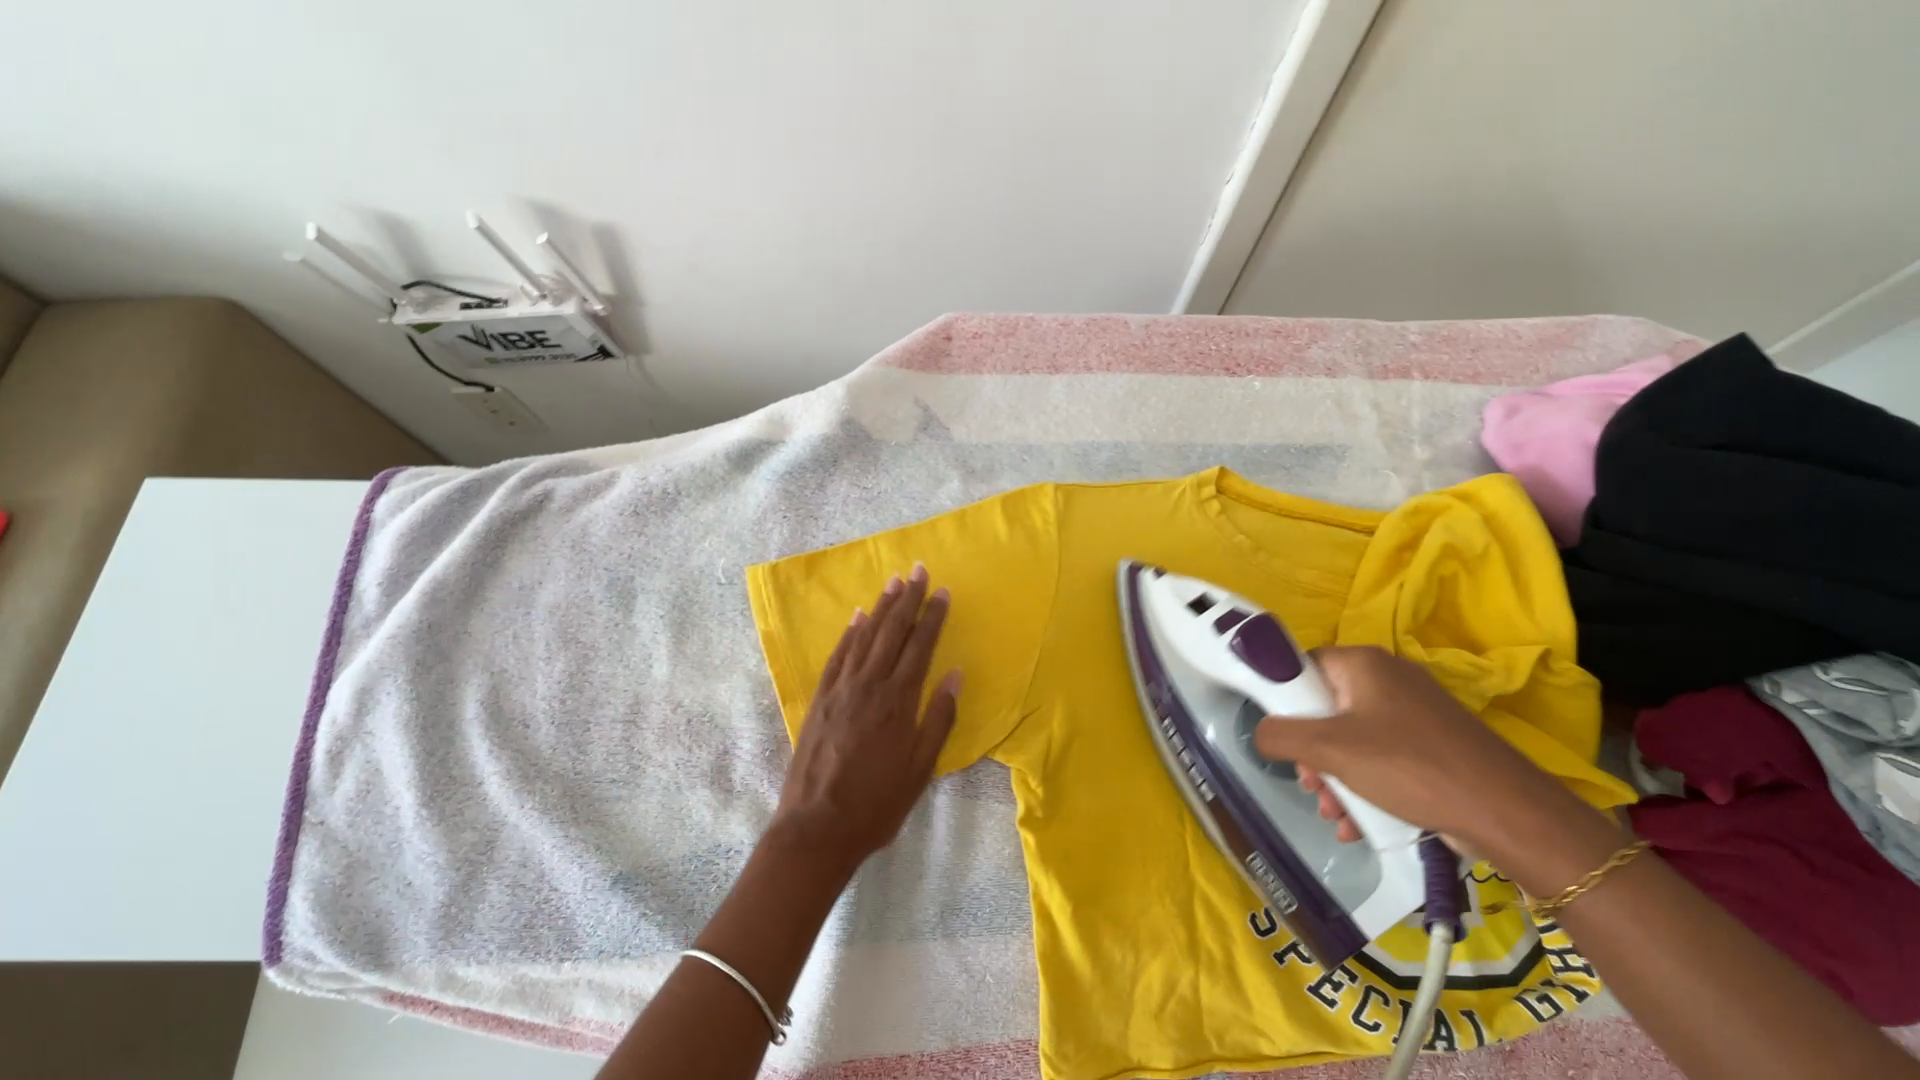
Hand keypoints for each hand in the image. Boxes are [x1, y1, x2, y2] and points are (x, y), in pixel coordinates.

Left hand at [768, 564, 961, 870]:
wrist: (816, 827)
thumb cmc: (877, 804)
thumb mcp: (920, 769)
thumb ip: (938, 719)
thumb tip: (954, 674)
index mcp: (898, 701)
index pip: (920, 646)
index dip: (932, 616)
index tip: (941, 591)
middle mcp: (868, 686)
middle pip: (891, 632)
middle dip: (907, 599)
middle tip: (918, 569)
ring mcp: (839, 690)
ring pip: (863, 637)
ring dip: (879, 608)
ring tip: (893, 583)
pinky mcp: (818, 700)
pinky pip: (837, 656)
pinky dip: (849, 634)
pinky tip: (857, 618)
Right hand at [1252, 645, 1581, 852]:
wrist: (1502, 811)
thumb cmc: (1408, 766)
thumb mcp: (1330, 749)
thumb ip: (1280, 735)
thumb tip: (1262, 733)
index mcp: (1364, 664)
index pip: (1304, 666)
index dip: (1285, 698)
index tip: (1279, 735)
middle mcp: (1389, 680)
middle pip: (1326, 709)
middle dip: (1311, 754)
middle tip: (1310, 784)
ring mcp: (1413, 714)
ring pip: (1351, 740)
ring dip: (1334, 779)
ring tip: (1335, 815)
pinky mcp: (1430, 747)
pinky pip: (1380, 759)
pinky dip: (1364, 788)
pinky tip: (1357, 825)